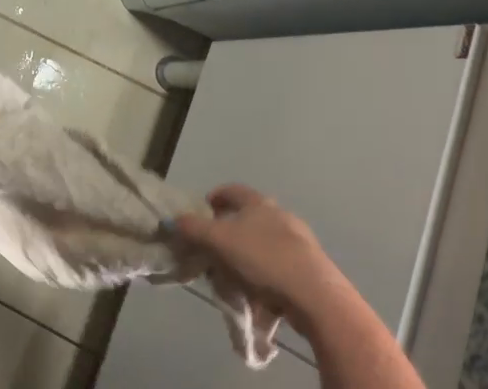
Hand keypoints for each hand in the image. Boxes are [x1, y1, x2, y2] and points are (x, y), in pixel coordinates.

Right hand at [170, 185, 349, 325]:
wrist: (316, 297)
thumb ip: (191, 228)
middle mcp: (281, 217)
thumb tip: (171, 221)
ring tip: (231, 279)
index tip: (201, 214)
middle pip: (246, 220)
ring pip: (261, 246)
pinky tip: (256, 296)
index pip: (231, 190)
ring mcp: (300, 243)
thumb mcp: (217, 240)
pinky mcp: (312, 269)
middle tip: (211, 252)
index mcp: (259, 203)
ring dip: (244, 258)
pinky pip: (278, 267)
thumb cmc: (262, 258)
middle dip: (226, 235)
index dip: (213, 198)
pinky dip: (263, 277)